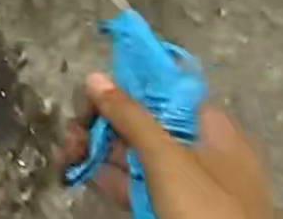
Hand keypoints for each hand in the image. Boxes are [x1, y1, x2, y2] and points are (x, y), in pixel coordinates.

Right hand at [56, 72, 271, 218]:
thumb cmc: (206, 213)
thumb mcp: (166, 159)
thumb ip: (129, 114)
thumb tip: (95, 77)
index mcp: (216, 133)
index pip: (170, 89)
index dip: (131, 81)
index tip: (96, 85)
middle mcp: (202, 153)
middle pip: (143, 119)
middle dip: (102, 118)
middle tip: (74, 125)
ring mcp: (185, 185)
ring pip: (132, 150)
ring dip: (95, 144)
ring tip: (66, 149)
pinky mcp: (168, 210)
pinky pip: (131, 181)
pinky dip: (103, 172)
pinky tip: (71, 166)